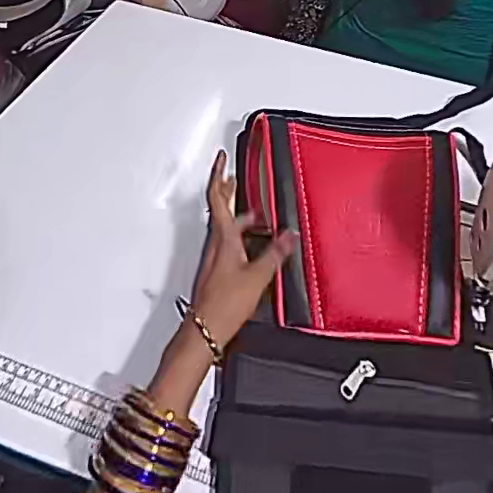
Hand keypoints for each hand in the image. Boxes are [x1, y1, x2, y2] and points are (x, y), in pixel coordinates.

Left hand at [191, 150, 294, 348]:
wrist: (204, 333)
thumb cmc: (223, 305)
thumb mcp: (258, 276)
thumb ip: (275, 253)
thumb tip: (289, 234)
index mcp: (223, 237)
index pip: (217, 197)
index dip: (218, 175)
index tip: (221, 159)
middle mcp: (216, 244)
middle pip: (219, 208)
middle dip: (227, 190)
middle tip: (234, 176)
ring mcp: (214, 258)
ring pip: (224, 226)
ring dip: (238, 214)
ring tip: (256, 213)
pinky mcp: (216, 271)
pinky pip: (228, 244)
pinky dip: (239, 235)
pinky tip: (252, 245)